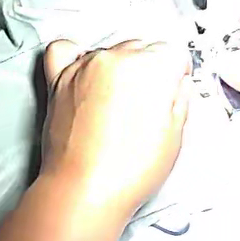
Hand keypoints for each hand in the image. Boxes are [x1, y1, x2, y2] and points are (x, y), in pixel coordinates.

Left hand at [39, 39, 190, 223]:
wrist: (84, 191)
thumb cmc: (126, 172)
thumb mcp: (175, 138)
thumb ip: (180, 101)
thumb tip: (178, 88)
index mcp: (152, 67)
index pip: (174, 53)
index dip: (178, 74)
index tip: (174, 89)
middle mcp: (117, 59)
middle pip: (142, 49)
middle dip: (150, 72)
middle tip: (149, 107)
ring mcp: (85, 67)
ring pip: (110, 51)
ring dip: (118, 70)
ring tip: (119, 105)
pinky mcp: (59, 79)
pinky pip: (66, 52)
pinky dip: (77, 58)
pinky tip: (88, 75)